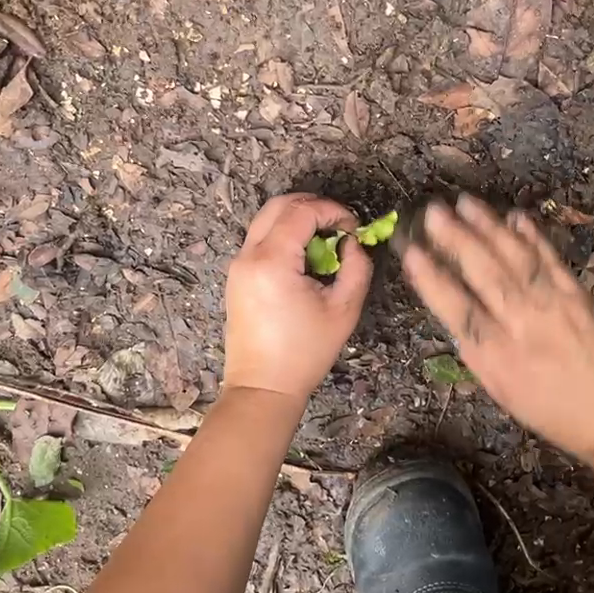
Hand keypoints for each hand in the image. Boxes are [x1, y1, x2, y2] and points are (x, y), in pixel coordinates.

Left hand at [223, 194, 372, 399]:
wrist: (262, 387)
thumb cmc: (304, 353)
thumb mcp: (344, 309)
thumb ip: (356, 267)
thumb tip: (353, 243)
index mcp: (272, 261)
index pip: (302, 212)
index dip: (332, 211)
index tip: (353, 228)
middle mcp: (249, 256)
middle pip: (278, 205)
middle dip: (313, 206)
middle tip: (339, 224)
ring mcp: (238, 265)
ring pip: (266, 220)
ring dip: (297, 219)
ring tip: (325, 241)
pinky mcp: (237, 277)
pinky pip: (260, 239)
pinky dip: (283, 236)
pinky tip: (305, 258)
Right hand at [400, 196, 593, 460]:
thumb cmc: (547, 409)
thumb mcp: (500, 390)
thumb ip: (476, 348)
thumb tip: (451, 307)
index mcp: (497, 358)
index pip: (456, 310)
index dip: (431, 279)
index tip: (410, 251)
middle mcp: (524, 327)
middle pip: (486, 275)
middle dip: (457, 239)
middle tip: (434, 211)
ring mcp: (554, 307)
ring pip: (517, 260)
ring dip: (490, 228)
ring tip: (465, 202)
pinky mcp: (577, 296)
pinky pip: (551, 260)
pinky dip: (533, 236)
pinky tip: (515, 216)